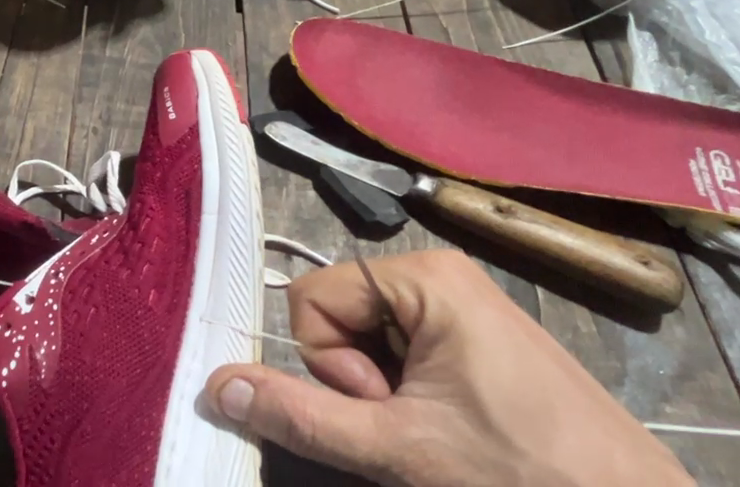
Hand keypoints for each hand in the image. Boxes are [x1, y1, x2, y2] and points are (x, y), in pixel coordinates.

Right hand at [205, 250, 693, 486]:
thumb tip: (215, 386)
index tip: (388, 409)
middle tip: (414, 427)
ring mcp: (463, 303)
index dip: (331, 364)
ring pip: (366, 338)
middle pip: (338, 315)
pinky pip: (404, 349)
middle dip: (358, 379)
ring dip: (382, 392)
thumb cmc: (525, 477)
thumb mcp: (400, 450)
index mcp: (422, 276)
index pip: (310, 300)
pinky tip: (451, 429)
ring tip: (438, 433)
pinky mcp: (479, 337)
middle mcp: (439, 273)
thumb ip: (301, 415)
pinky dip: (408, 392)